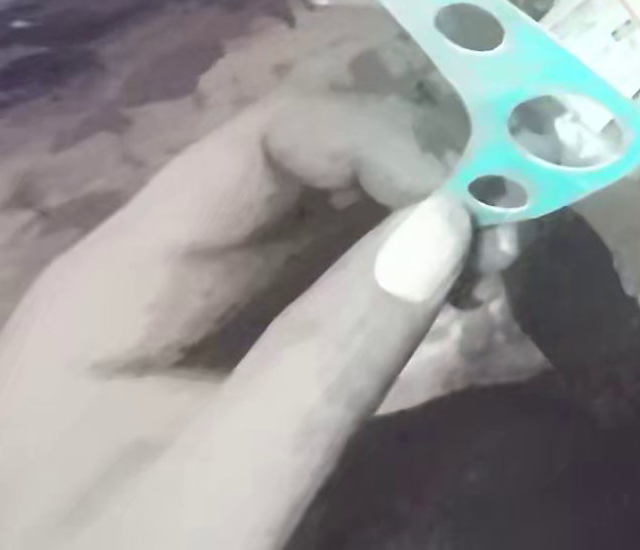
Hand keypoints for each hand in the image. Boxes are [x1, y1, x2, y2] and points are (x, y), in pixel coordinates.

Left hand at [0, 93, 473, 549]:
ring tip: (504, 256)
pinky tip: (481, 285)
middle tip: (508, 215)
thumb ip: (321, 362)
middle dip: (429, 170)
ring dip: (449, 210)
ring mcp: (258, 287)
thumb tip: (449, 217)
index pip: (271, 137)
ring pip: (369, 199)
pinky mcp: (304, 321)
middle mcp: (203, 252)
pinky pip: (386, 253)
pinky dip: (445, 254)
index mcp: (132, 269)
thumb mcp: (203, 502)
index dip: (375, 139)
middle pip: (332, 157)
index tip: (465, 191)